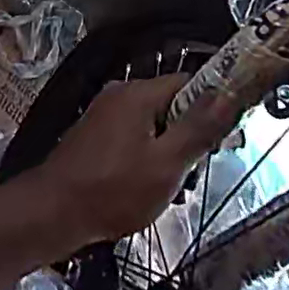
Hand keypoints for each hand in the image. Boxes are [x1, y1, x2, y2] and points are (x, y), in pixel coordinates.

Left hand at [29, 74, 242, 245]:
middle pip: (171, 103)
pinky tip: (150, 184)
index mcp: (136, 93)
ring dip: (171, 150)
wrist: (59, 207)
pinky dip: (150, 155)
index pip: (188, 82)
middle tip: (196, 168)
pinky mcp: (99, 132)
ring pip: (155, 123)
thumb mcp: (168, 163)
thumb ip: (198, 128)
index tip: (228, 135)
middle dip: (190, 134)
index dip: (214, 104)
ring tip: (172, 183)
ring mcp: (106, 112)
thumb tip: (227, 93)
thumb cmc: (116, 188)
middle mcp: (119, 94)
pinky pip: (137, 134)